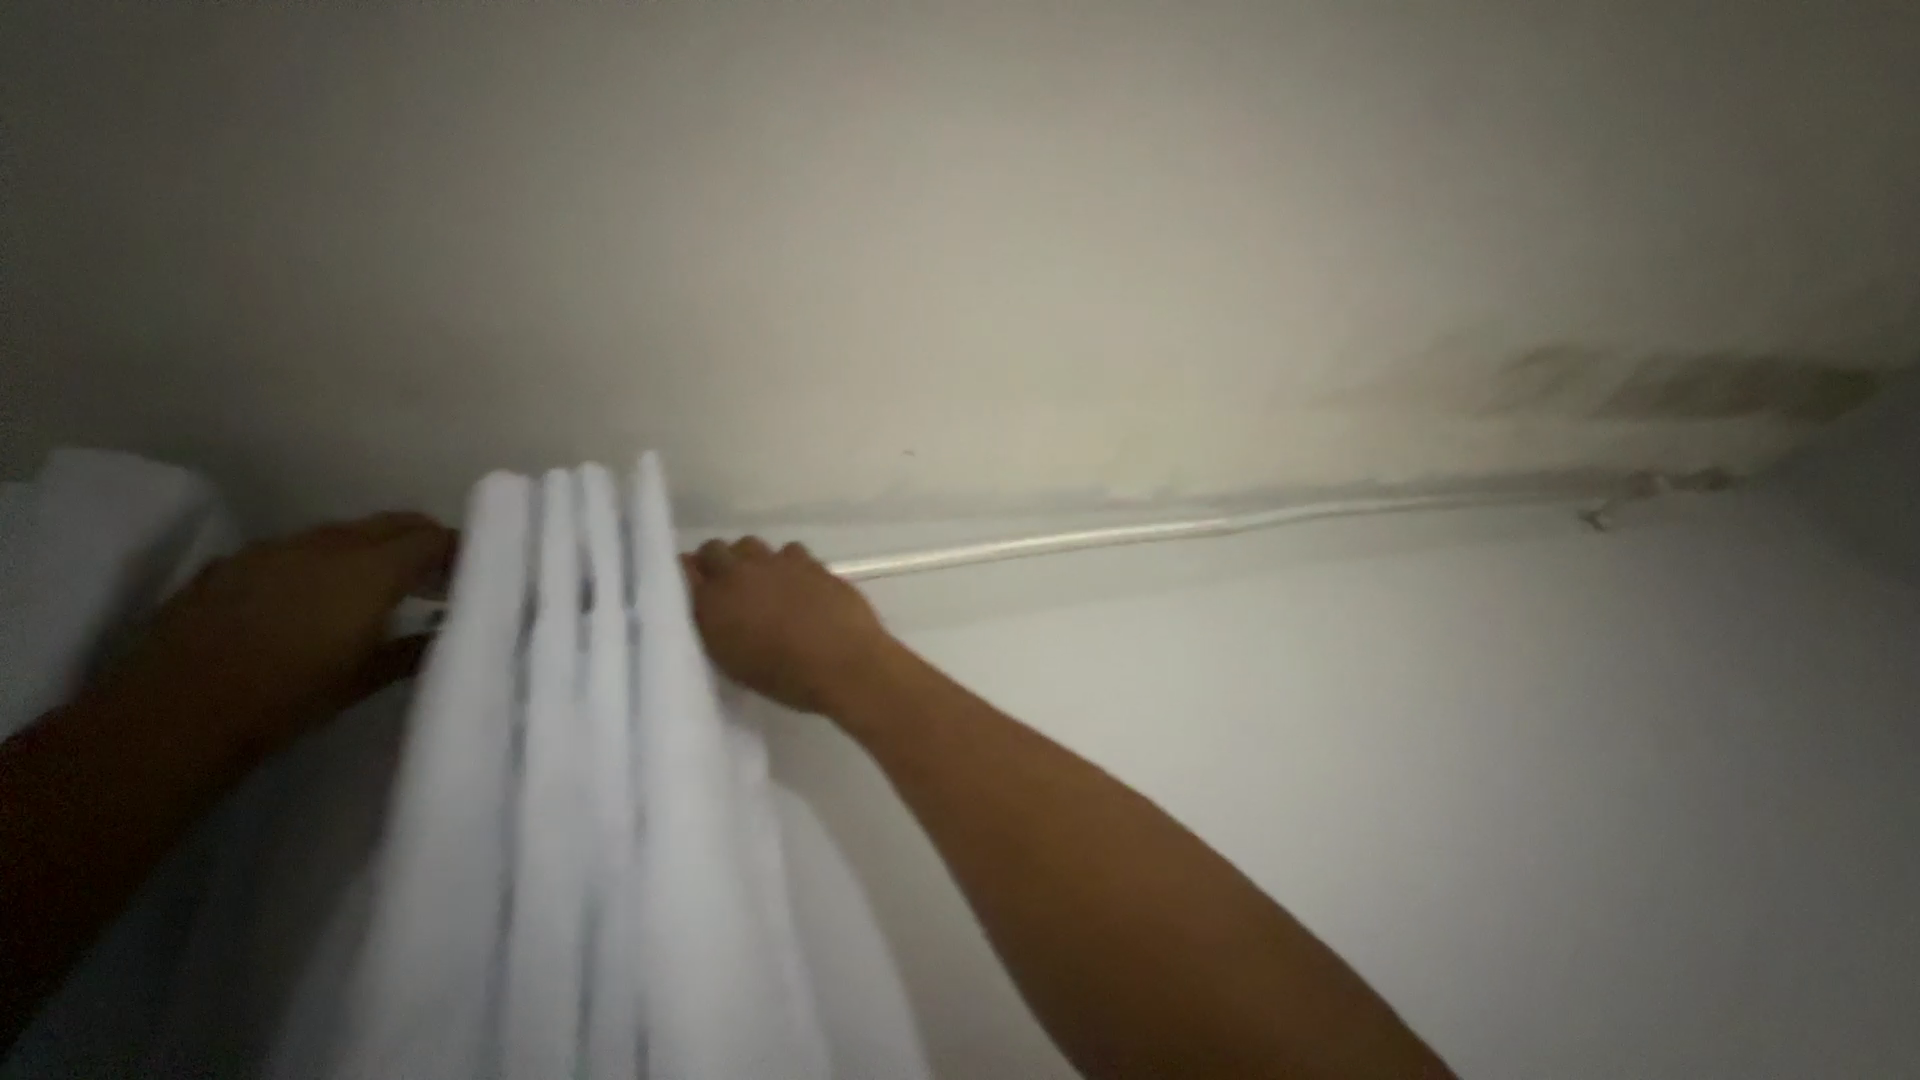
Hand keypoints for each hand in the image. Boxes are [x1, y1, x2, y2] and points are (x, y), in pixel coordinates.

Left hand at [90, 512, 455, 754]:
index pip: (433, 539)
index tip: (473, 572)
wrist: (174, 713)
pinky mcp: (234, 563)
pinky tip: (316, 598)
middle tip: (438, 575)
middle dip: (422, 541)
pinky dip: (323, 562)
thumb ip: (414, 648)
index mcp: (371, 570)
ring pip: (344, 532)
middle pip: (393, 524)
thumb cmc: (289, 698)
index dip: (459, 551)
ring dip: (372, 550)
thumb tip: (445, 632)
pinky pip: (296, 549)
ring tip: (380, 587)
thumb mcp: (367, 679)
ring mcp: (275, 549)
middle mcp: (327, 546)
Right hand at [684, 537, 897, 714]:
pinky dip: (786, 563)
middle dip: (717, 562)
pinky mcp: (809, 562)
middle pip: (714, 550)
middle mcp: (739, 573)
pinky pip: (788, 551)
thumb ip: (716, 627)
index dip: (689, 575)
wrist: (843, 663)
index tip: (695, 587)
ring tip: (763, 583)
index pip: (684, 569)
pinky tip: (796, 583)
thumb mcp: (734, 662)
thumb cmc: (784, 677)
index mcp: (713, 602)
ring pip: (750, 544)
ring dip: (751, 559)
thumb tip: (712, 608)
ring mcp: (776, 562)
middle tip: (728, 586)